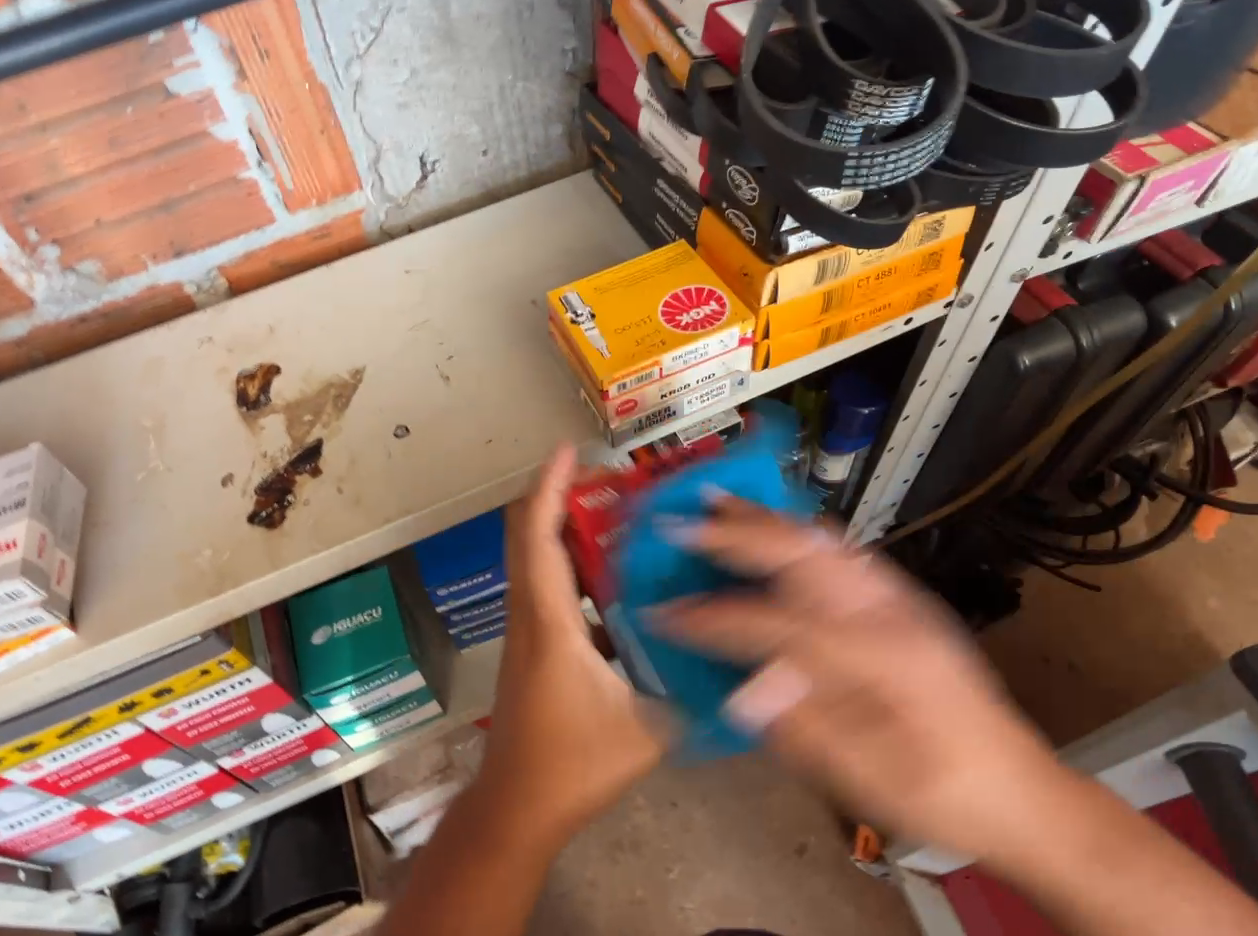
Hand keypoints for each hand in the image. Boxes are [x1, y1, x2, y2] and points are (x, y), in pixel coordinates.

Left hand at [476, 444, 668, 843]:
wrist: (516, 807)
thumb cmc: (571, 765)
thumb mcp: (646, 731)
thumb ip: (694, 695)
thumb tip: (742, 662)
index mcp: (550, 622)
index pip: (539, 537)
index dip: (549, 488)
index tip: (568, 450)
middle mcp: (531, 615)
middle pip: (528, 536)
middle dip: (560, 496)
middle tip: (608, 477)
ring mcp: (528, 631)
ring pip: (536, 560)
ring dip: (565, 529)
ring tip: (617, 515)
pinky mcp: (534, 647)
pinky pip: (548, 588)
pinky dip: (573, 566)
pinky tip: (616, 576)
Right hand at [646, 496, 1071, 865]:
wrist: (1023, 793)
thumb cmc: (943, 796)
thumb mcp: (870, 782)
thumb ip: (805, 729)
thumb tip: (741, 690)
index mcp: (877, 661)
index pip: (773, 625)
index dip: (710, 618)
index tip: (662, 613)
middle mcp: (886, 614)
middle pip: (798, 555)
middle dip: (731, 535)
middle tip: (679, 521)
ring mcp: (899, 600)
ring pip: (821, 541)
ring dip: (765, 518)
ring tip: (719, 499)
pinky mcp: (905, 602)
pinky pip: (844, 550)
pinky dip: (800, 531)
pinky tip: (779, 527)